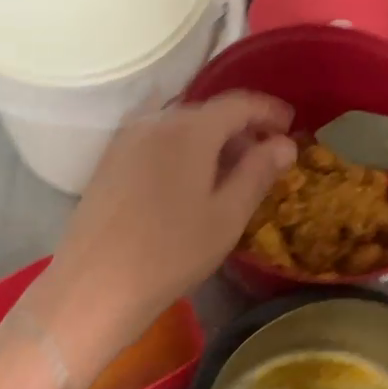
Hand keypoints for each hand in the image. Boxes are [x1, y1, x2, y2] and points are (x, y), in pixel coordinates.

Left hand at [22, 92, 296, 382]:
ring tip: (229, 174)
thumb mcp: (227, 217)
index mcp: (189, 129)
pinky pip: (155, 141)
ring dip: (209, 141)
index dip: (269, 111)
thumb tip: (284, 144)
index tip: (291, 126)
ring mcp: (125, 140)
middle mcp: (154, 121)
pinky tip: (189, 182)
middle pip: (206, 112)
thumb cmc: (171, 253)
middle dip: (239, 128)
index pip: (238, 103)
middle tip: (264, 157)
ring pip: (178, 126)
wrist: (96, 285)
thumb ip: (258, 173)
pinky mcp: (108, 162)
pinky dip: (181, 150)